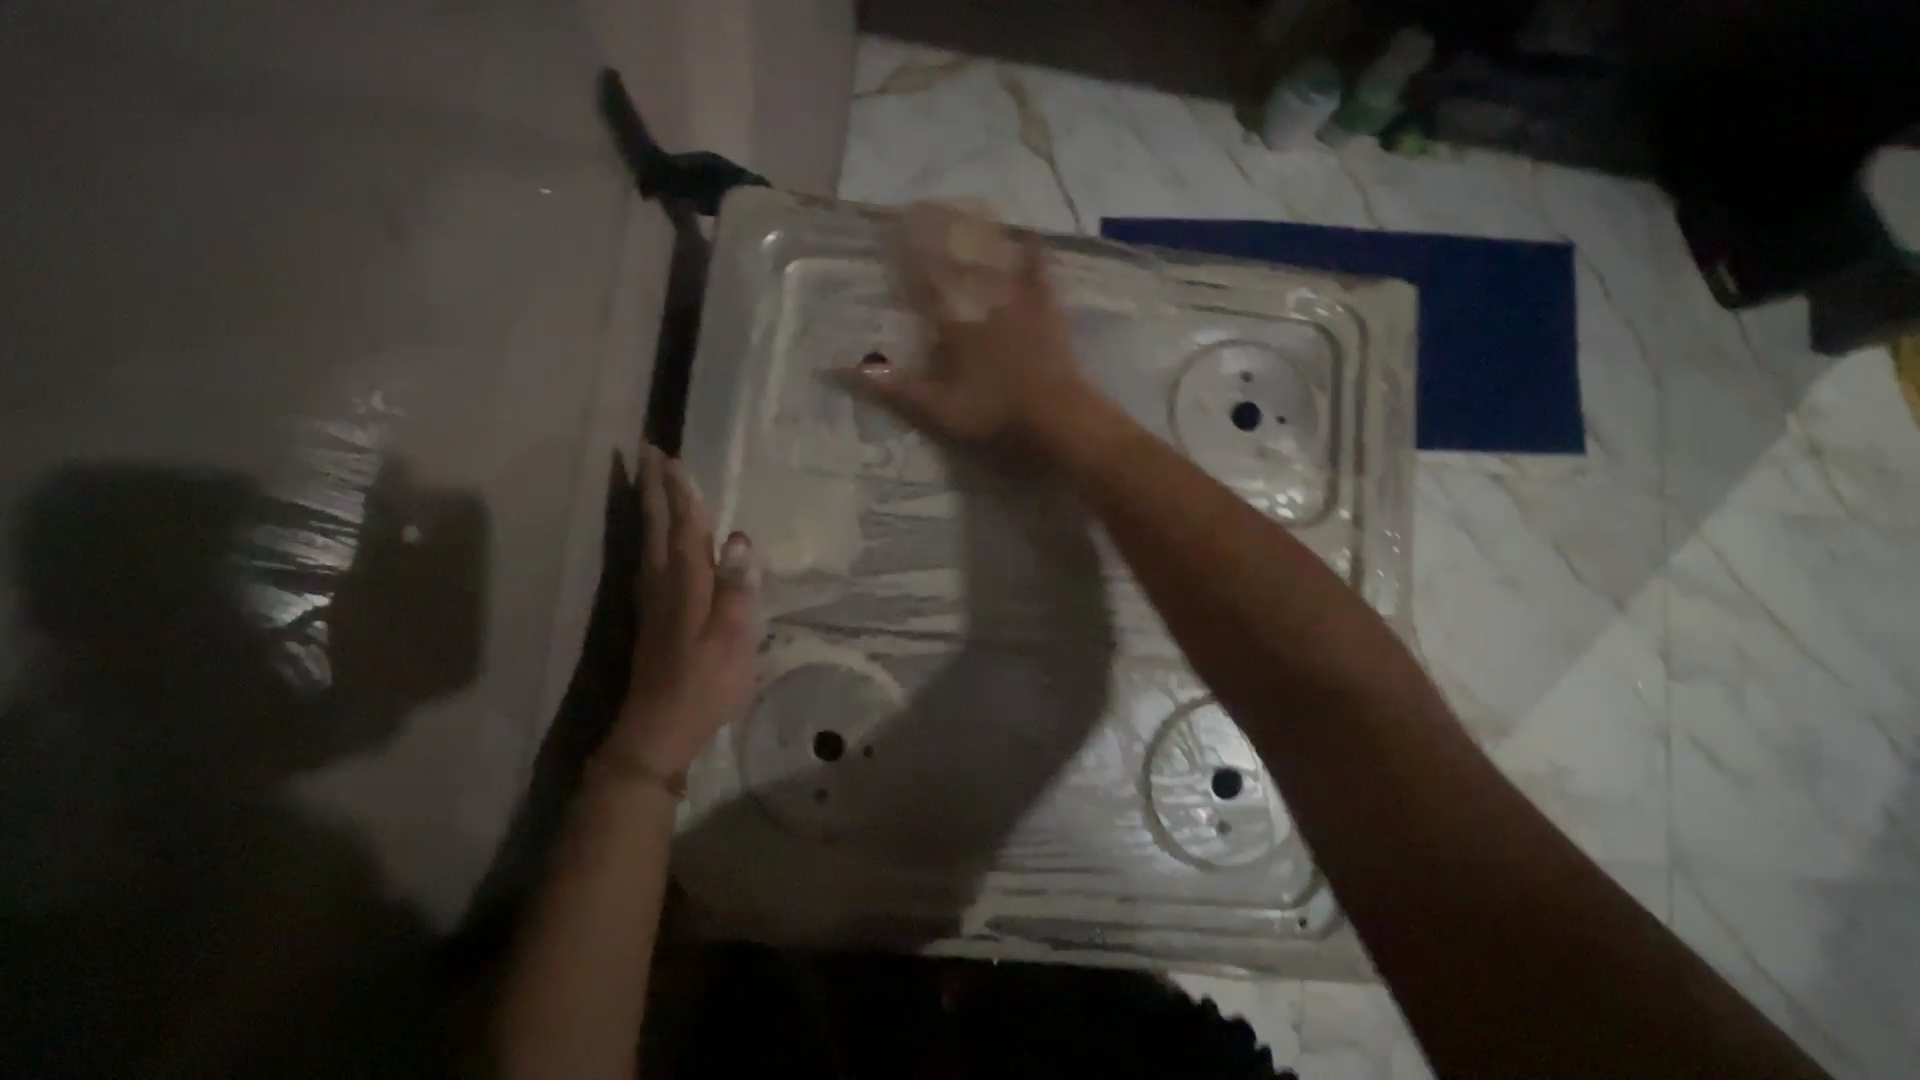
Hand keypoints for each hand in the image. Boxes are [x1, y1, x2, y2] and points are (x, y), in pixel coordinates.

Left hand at [607, 445, 757, 774]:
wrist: (659, 727)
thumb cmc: (705, 682)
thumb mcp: (734, 637)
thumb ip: (737, 587)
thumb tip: (738, 538)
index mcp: (687, 583)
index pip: (684, 526)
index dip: (679, 491)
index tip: (669, 454)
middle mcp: (663, 582)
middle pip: (657, 526)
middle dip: (653, 488)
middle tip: (647, 452)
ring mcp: (653, 600)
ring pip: (648, 541)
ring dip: (648, 507)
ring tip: (649, 482)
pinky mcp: (651, 617)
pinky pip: (649, 560)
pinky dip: (651, 538)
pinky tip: (654, 543)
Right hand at [847, 215, 1097, 446]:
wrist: (1058, 420)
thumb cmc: (995, 418)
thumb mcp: (938, 410)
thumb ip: (895, 387)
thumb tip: (844, 369)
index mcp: (955, 325)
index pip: (926, 278)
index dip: (909, 249)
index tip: (894, 224)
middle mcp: (984, 303)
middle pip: (959, 258)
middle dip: (941, 230)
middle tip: (926, 205)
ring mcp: (1018, 304)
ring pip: (996, 259)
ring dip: (980, 232)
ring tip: (966, 206)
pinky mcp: (1047, 312)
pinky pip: (1039, 275)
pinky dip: (1033, 253)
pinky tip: (1030, 233)